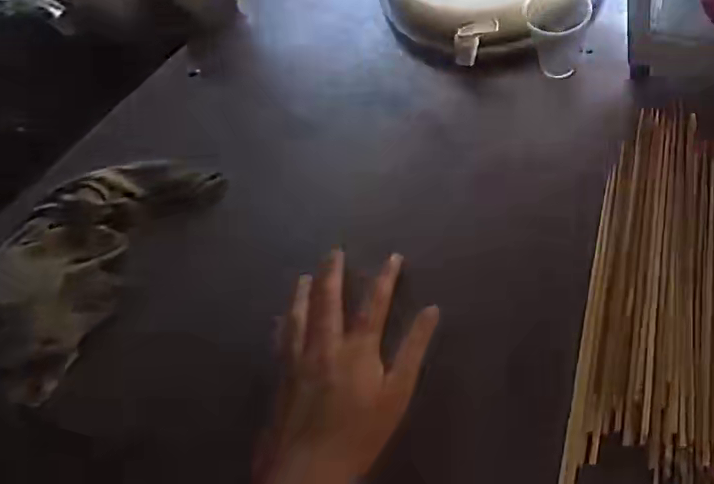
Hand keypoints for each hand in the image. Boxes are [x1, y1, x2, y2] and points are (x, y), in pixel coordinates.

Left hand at [254, 250, 439, 483]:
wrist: (305, 476)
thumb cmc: (360, 432)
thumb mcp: (397, 392)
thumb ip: (413, 348)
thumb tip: (432, 309)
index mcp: (357, 350)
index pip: (374, 304)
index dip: (385, 277)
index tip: (393, 256)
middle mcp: (324, 349)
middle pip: (328, 304)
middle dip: (332, 275)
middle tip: (333, 251)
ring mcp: (298, 366)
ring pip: (298, 320)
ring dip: (303, 295)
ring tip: (304, 277)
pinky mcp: (280, 384)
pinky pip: (281, 343)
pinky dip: (283, 325)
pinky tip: (280, 320)